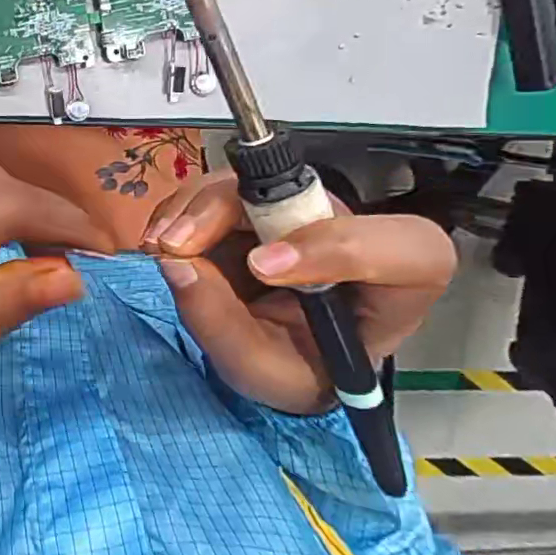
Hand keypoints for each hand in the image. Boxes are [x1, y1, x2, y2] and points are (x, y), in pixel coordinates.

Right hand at [141, 172, 456, 414]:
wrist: (278, 358)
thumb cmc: (291, 369)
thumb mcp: (260, 370)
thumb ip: (223, 328)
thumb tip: (176, 266)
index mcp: (392, 287)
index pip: (398, 247)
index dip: (335, 246)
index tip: (262, 269)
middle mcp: (350, 233)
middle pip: (300, 197)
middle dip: (227, 212)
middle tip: (174, 246)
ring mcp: (299, 214)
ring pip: (250, 184)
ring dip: (192, 209)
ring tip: (157, 247)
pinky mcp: (257, 205)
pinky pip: (216, 189)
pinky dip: (179, 210)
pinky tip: (159, 242)